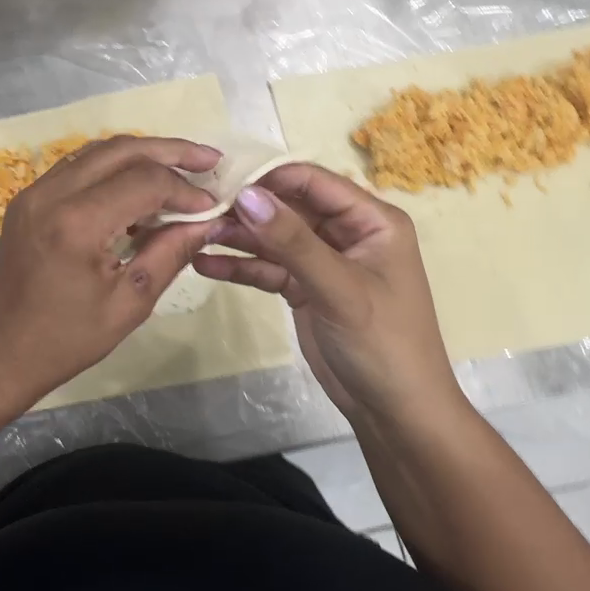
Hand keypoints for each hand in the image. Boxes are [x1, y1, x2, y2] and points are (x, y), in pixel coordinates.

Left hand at [0, 136, 220, 404]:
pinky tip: (137, 188)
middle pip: (121, 151)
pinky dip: (111, 169)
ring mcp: (33, 193)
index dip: (184, 189)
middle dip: (170, 152)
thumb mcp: (129, 304)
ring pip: (97, 152)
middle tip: (210, 161)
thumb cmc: (65, 340)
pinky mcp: (26, 201)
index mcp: (76, 223)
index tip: (212, 206)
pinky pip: (76, 168)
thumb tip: (209, 221)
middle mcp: (51, 194)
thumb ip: (169, 254)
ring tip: (181, 169)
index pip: (144, 181)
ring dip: (141, 155)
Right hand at [191, 163, 463, 422]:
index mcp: (371, 221)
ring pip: (273, 238)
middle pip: (288, 207)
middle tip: (198, 211)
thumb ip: (291, 241)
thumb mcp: (338, 288)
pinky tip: (204, 265)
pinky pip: (267, 268)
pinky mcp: (303, 288)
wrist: (395, 411)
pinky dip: (240, 266)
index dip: (269, 179)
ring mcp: (323, 261)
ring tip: (194, 236)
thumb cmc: (382, 343)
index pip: (314, 183)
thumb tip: (246, 195)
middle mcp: (347, 233)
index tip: (222, 184)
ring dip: (237, 237)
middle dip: (246, 209)